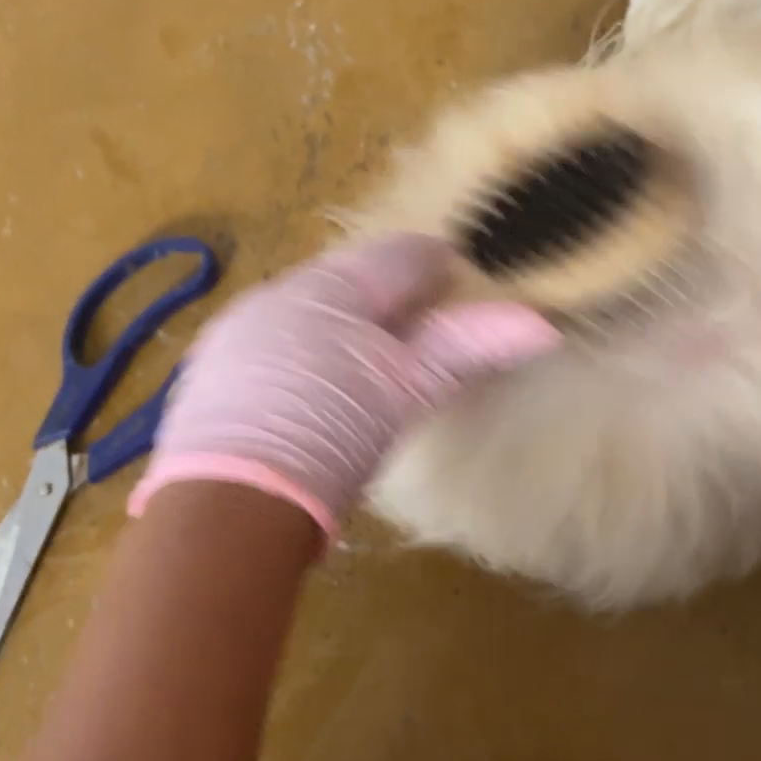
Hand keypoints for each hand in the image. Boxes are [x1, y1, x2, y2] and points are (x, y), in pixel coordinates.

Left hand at [128, 232, 560, 536]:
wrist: (233, 505)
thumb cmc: (332, 430)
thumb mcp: (411, 387)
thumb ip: (471, 347)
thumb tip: (544, 324)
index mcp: (327, 287)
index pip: (399, 255)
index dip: (442, 265)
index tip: (472, 287)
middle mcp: (276, 295)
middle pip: (354, 280)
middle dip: (397, 297)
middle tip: (437, 330)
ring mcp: (238, 335)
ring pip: (314, 312)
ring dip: (355, 325)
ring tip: (387, 362)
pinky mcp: (216, 376)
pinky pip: (282, 344)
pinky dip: (317, 353)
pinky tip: (330, 391)